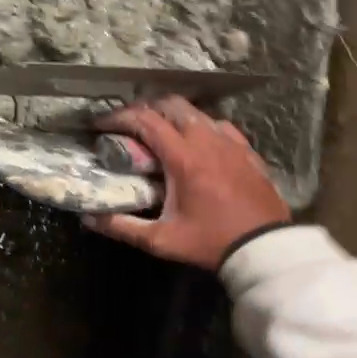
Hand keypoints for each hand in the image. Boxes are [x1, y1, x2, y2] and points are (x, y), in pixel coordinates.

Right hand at [83, 96, 288, 269]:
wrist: (268, 252)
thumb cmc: (212, 242)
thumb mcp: (161, 240)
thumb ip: (122, 227)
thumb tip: (88, 218)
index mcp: (183, 158)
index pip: (145, 120)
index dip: (118, 117)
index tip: (101, 125)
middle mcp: (207, 142)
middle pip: (172, 105)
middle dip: (146, 109)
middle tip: (130, 125)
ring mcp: (232, 145)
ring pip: (198, 113)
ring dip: (174, 117)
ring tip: (162, 132)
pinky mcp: (249, 153)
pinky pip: (222, 127)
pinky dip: (203, 128)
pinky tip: (199, 144)